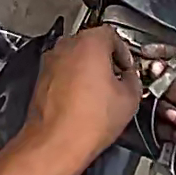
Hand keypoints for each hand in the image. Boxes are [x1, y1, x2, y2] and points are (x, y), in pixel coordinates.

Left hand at [10, 27, 142, 174]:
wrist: (56, 140)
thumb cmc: (88, 120)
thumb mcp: (129, 99)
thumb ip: (133, 79)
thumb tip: (129, 77)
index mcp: (90, 43)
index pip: (111, 33)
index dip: (124, 51)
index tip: (128, 67)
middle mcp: (66, 46)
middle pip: (91, 42)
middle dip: (106, 59)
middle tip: (118, 78)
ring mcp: (51, 60)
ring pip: (75, 56)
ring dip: (89, 68)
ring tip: (101, 92)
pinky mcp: (42, 76)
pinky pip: (63, 70)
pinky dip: (73, 79)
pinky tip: (84, 100)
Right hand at [152, 54, 175, 174]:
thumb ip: (174, 87)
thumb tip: (156, 67)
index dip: (165, 61)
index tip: (149, 59)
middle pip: (165, 84)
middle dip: (164, 96)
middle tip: (173, 107)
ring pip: (160, 105)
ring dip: (165, 116)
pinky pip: (159, 124)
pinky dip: (166, 131)